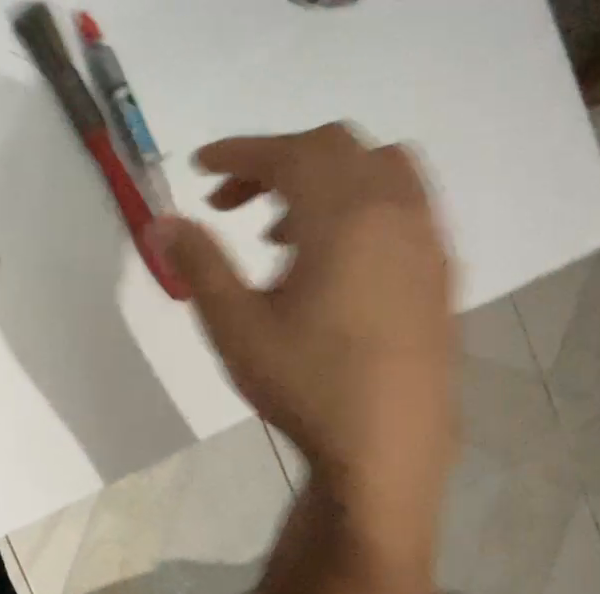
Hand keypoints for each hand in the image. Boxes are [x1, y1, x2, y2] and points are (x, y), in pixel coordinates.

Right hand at [156, 124, 459, 515]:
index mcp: (344, 219)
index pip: (293, 154)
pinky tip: (322, 258)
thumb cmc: (302, 382)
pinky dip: (355, 203)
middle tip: (226, 203)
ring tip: (273, 231)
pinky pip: (400, 201)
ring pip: (377, 169)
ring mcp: (424, 236)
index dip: (242, 152)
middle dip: (276, 162)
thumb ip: (199, 266)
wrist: (386, 438)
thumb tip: (163, 222)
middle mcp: (395, 211)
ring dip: (320, 179)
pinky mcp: (436, 266)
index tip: (197, 167)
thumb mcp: (234, 327)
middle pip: (338, 148)